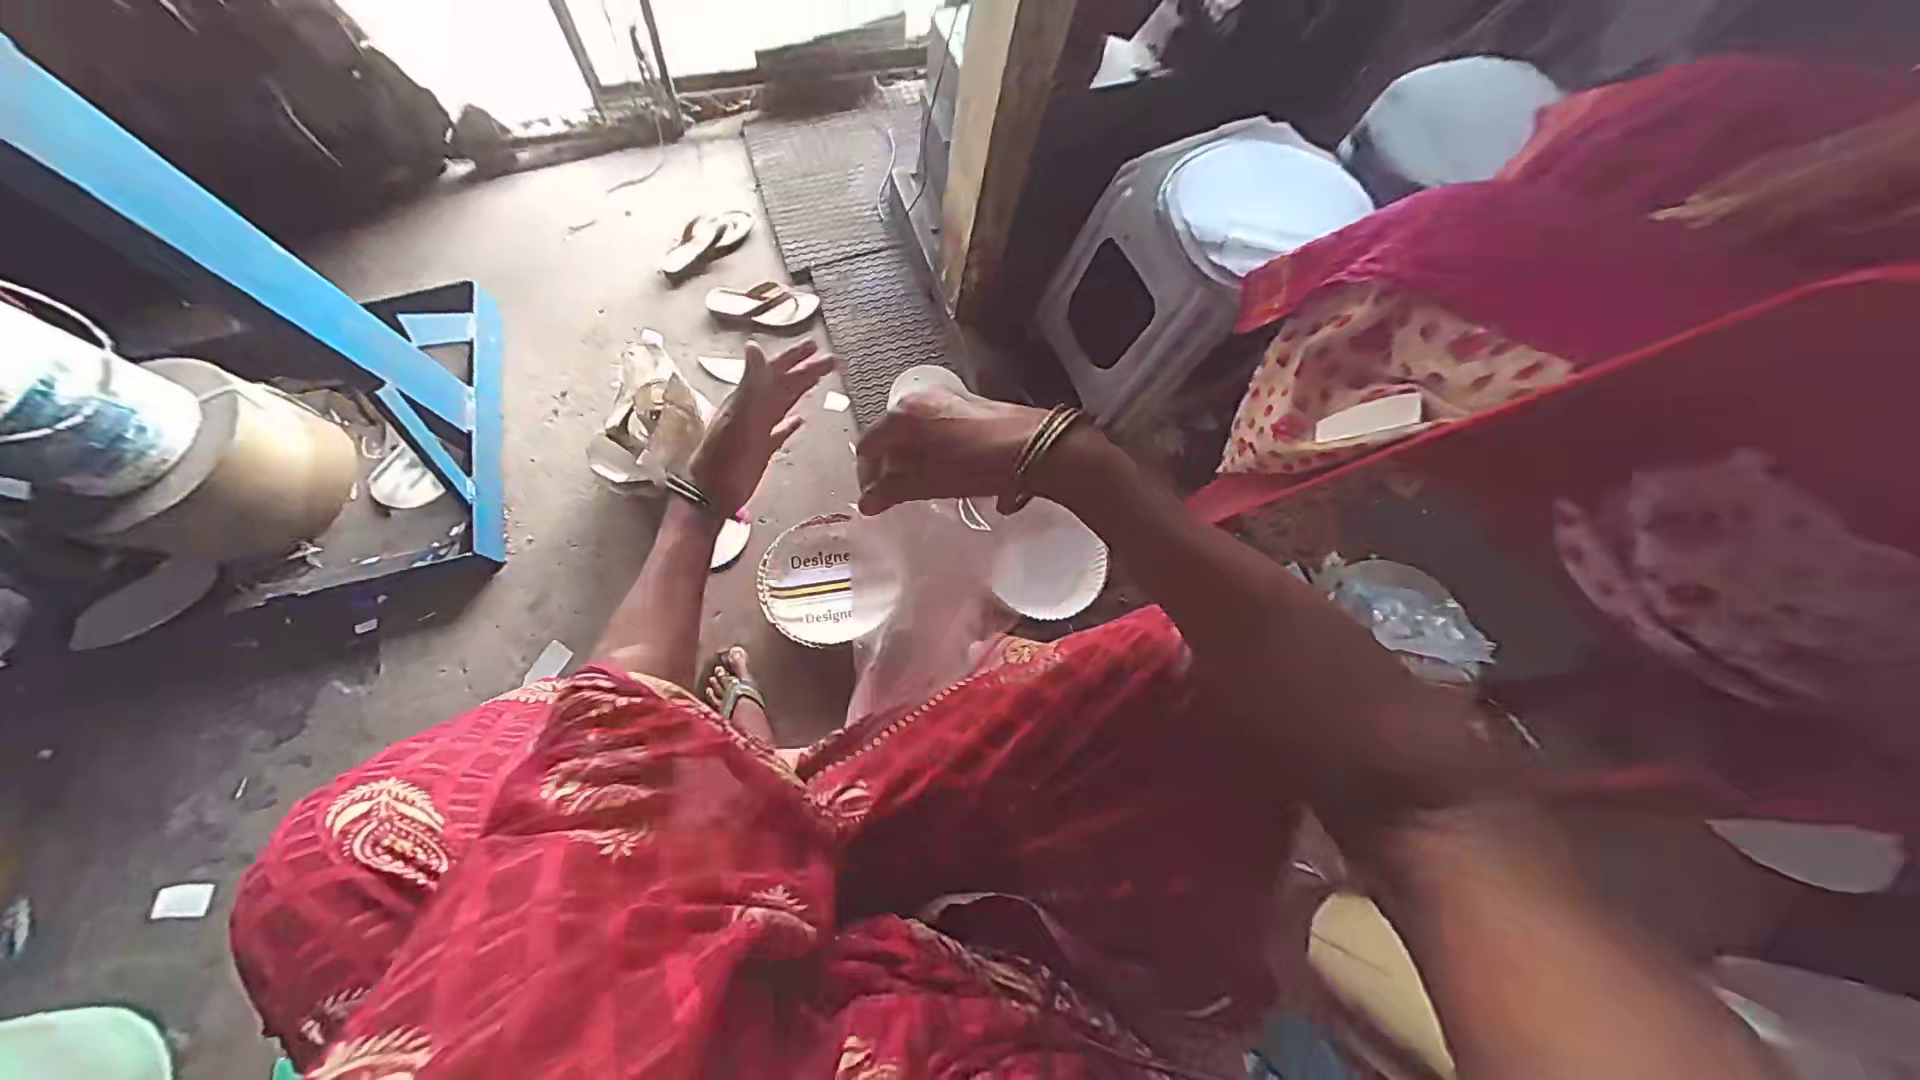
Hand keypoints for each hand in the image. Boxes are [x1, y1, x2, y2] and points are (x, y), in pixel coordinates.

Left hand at [686, 339, 835, 515]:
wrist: (711, 493)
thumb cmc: (724, 458)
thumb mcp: (739, 417)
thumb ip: (750, 382)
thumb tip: (754, 345)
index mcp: (750, 399)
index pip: (777, 371)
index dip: (796, 357)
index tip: (816, 345)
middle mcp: (754, 410)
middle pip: (785, 384)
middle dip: (807, 370)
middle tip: (831, 360)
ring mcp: (758, 429)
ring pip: (784, 403)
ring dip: (801, 390)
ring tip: (818, 380)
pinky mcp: (762, 449)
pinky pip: (780, 431)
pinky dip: (791, 424)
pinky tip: (800, 421)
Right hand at [855, 388, 1050, 514]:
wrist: (1036, 448)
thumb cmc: (978, 464)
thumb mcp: (929, 482)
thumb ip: (893, 491)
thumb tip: (867, 501)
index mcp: (904, 415)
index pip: (868, 445)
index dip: (866, 475)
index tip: (873, 498)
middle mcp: (921, 400)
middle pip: (891, 438)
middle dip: (890, 468)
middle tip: (895, 495)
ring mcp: (948, 401)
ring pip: (916, 435)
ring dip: (914, 461)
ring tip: (923, 488)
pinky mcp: (970, 408)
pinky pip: (939, 432)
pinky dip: (935, 452)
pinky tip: (950, 474)